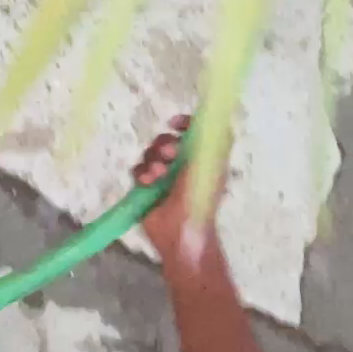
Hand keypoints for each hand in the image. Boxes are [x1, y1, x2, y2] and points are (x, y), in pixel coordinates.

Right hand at [132, 115, 216, 265]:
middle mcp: (181, 165)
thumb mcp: (211, 168)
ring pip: (150, 153)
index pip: (192, 133)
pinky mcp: (146, 187)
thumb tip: (215, 120)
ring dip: (152, 160)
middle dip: (165, 144)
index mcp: (200, 160)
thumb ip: (214, 144)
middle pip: (166, 141)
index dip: (184, 124)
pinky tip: (148, 183)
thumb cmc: (200, 201)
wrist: (181, 231)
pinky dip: (142, 173)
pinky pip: (137, 170)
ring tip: (158, 175)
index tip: (175, 124)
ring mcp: (162, 176)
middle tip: (169, 154)